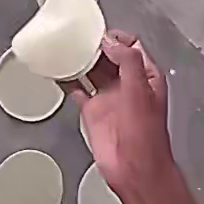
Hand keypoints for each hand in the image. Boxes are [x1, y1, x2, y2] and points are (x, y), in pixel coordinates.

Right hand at [72, 31, 176, 194]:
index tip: (98, 34)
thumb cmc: (145, 136)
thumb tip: (111, 42)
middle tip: (76, 37)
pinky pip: (78, 90)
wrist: (135, 169)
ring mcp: (109, 97)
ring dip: (80, 60)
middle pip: (109, 55)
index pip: (131, 46)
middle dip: (94, 45)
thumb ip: (128, 63)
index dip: (116, 38)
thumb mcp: (140, 92)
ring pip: (92, 70)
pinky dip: (68, 80)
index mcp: (145, 76)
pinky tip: (57, 71)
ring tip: (64, 48)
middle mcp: (127, 84)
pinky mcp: (93, 111)